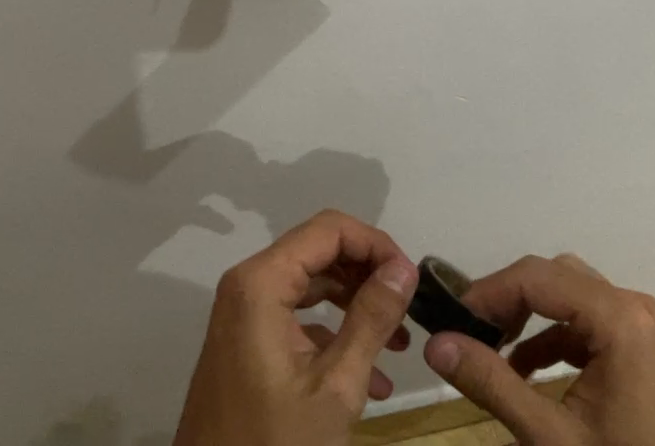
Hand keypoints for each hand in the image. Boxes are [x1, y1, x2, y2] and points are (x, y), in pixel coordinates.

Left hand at [174, 210, 419, 445]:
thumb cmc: (275, 442)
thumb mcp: (335, 384)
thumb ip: (371, 319)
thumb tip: (404, 268)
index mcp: (261, 282)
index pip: (329, 230)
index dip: (375, 244)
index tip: (411, 279)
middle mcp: (247, 285)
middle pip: (319, 252)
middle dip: (368, 275)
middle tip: (409, 309)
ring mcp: (243, 314)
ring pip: (311, 285)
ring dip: (356, 306)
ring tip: (400, 343)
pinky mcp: (246, 343)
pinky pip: (297, 318)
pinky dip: (334, 334)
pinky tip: (372, 377)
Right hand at [423, 253, 654, 445]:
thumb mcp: (554, 439)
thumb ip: (493, 385)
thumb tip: (435, 344)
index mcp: (619, 318)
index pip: (536, 277)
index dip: (486, 293)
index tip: (448, 321)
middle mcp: (635, 308)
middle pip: (554, 278)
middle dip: (507, 301)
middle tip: (468, 334)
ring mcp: (645, 328)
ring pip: (571, 297)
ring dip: (529, 319)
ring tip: (491, 353)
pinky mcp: (647, 351)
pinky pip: (590, 324)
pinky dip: (554, 338)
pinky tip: (527, 373)